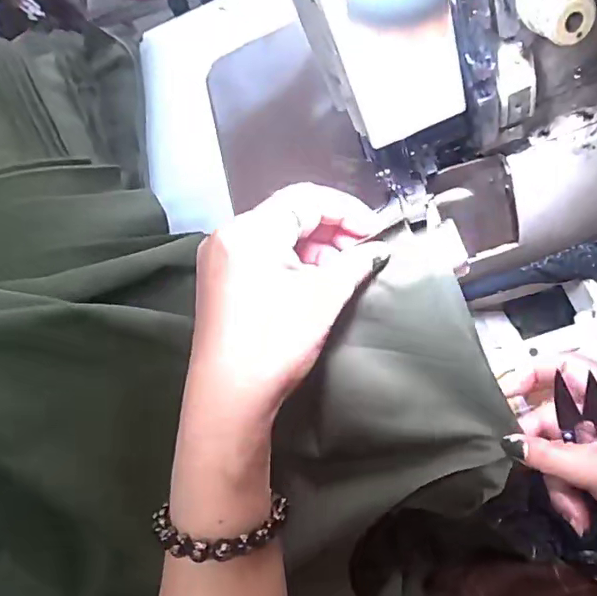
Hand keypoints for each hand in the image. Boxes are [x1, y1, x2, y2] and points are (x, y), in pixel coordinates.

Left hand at [186, 184, 388, 428]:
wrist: (229, 397)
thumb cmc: (273, 344)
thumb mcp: (324, 297)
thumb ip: (355, 263)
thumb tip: (376, 250)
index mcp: (249, 231)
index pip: (306, 198)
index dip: (347, 210)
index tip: (374, 230)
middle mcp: (228, 236)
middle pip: (290, 214)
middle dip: (332, 230)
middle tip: (363, 251)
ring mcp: (220, 259)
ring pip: (277, 236)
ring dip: (314, 247)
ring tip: (344, 270)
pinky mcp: (221, 281)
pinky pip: (263, 256)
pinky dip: (293, 262)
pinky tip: (316, 281)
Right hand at [501, 355, 596, 545]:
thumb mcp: (595, 471)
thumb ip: (547, 455)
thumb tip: (507, 443)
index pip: (569, 367)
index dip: (534, 372)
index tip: (507, 394)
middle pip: (553, 417)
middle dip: (543, 450)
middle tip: (529, 467)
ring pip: (556, 448)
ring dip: (557, 480)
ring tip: (573, 510)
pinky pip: (567, 469)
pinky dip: (568, 492)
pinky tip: (579, 517)